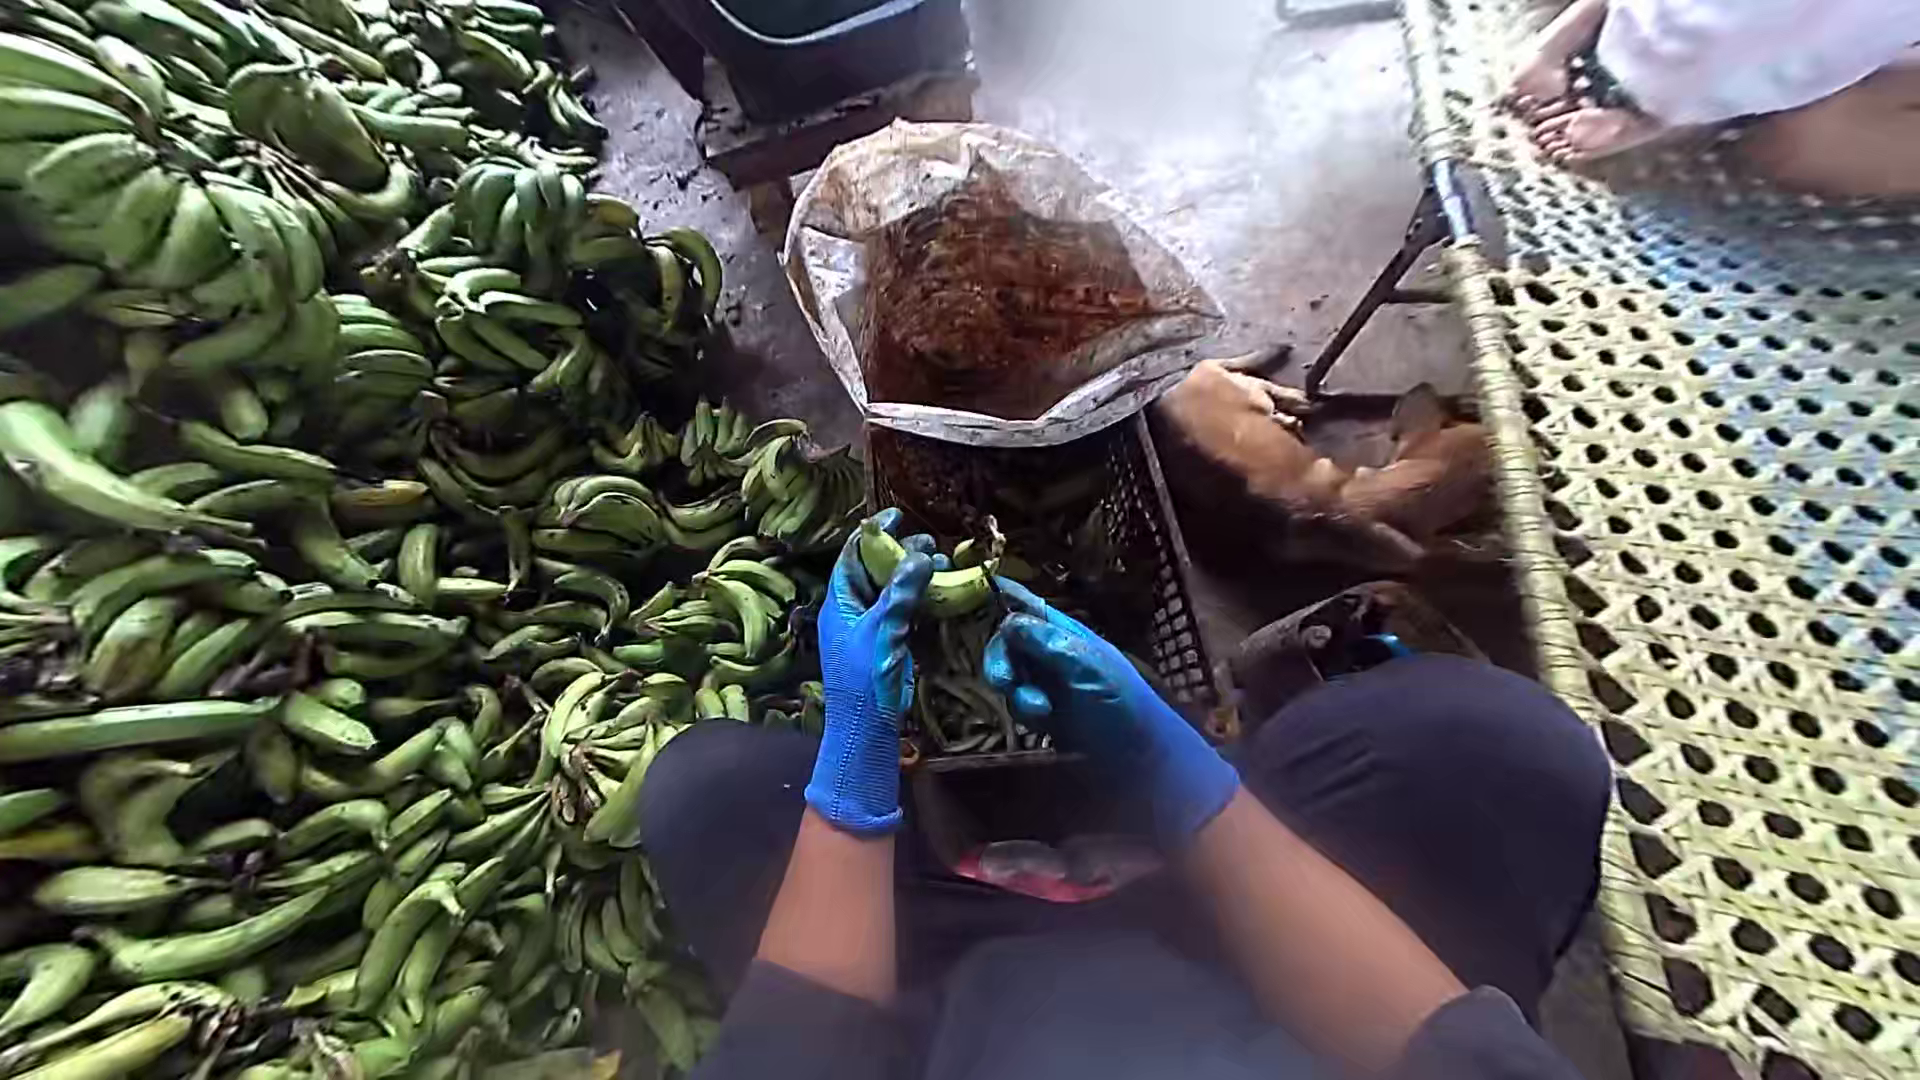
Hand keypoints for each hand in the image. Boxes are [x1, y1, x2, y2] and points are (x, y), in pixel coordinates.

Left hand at [807, 508, 933, 833]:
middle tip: (929, 542)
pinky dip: (920, 598)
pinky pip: (903, 611)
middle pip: (876, 570)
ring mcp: (870, 627)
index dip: (874, 533)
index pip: (854, 556)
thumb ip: (900, 593)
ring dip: (914, 575)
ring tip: (941, 563)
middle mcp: (853, 610)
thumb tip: (920, 555)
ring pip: (892, 590)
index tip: (897, 515)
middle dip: (901, 553)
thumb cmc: (865, 679)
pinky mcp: (887, 642)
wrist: (866, 730)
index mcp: (840, 602)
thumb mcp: (882, 632)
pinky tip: (939, 591)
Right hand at [982, 579, 1237, 842]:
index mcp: (1066, 631)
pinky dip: (1024, 709)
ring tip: (1041, 710)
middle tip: (1004, 681)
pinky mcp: (1046, 710)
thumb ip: (1046, 641)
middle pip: (1008, 640)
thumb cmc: (1120, 705)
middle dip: (1001, 658)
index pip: (1028, 603)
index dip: (1002, 596)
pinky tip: (1044, 721)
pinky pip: (1018, 700)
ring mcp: (1049, 681)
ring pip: (1009, 672)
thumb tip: (1007, 620)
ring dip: (1017, 690)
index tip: (972, 592)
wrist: (1142, 763)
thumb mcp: (1085, 667)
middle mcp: (1053, 650)